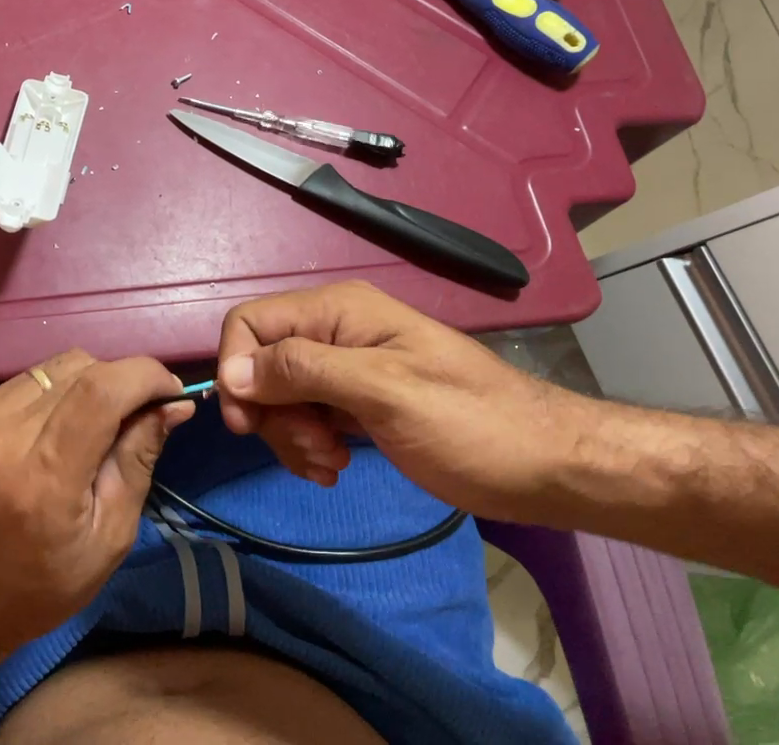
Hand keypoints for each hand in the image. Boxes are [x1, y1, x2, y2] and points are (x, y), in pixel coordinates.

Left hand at [0, 350, 192, 676]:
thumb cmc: (41, 586)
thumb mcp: (109, 537)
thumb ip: (138, 461)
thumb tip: (173, 405)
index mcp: (44, 475)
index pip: (100, 390)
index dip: (145, 376)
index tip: (173, 392)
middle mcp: (6, 433)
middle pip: (81, 368)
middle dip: (124, 380)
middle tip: (144, 415)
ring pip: (56, 366)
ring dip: (93, 381)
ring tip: (105, 424)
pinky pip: (31, 378)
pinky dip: (62, 390)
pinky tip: (68, 425)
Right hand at [216, 282, 594, 521]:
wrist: (546, 467)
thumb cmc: (473, 425)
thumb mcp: (384, 391)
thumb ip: (305, 371)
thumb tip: (233, 372)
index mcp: (338, 312)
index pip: (250, 323)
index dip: (236, 368)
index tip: (249, 423)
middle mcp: (334, 331)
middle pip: (259, 364)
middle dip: (272, 412)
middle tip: (312, 450)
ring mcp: (344, 368)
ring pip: (277, 396)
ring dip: (291, 435)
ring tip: (332, 462)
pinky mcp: (354, 402)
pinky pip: (303, 417)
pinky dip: (307, 445)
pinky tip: (335, 466)